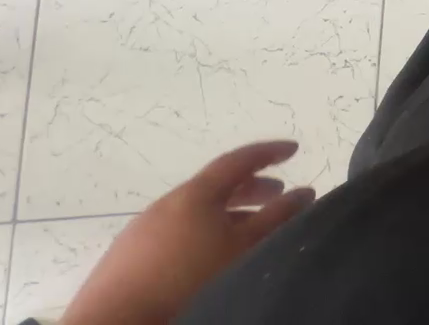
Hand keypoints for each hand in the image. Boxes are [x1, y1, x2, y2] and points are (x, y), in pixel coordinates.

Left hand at [63, 141, 315, 324]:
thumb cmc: (187, 278)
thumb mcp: (244, 245)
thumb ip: (278, 215)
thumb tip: (305, 191)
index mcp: (195, 194)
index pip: (238, 160)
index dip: (269, 152)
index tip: (294, 149)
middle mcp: (166, 204)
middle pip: (215, 185)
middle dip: (250, 186)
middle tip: (277, 194)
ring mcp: (139, 232)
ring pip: (194, 211)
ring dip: (226, 212)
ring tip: (246, 229)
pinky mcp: (123, 258)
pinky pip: (173, 231)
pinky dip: (201, 230)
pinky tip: (207, 254)